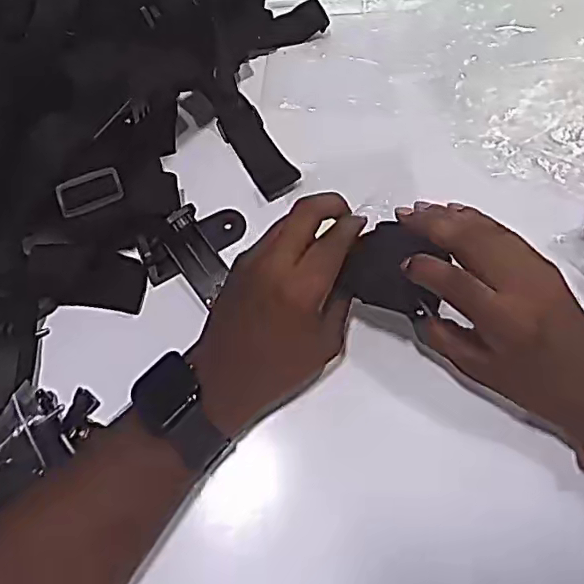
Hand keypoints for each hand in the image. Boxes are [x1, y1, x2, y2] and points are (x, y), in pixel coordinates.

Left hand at [187, 193, 365, 435]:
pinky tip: (303, 252)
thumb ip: (340, 300)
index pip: (333, 238)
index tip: (361, 225)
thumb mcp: (324, 342)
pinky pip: (271, 236)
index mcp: (299, 288)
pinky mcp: (241, 263)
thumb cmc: (268, 370)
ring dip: (310, 218)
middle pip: (306, 211)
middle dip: (332, 204)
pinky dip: (291, 234)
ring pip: (286, 219)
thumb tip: (348, 272)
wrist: (222, 378)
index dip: (353, 226)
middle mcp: (273, 266)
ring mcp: (253, 261)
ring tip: (327, 234)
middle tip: (346, 215)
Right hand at [398, 202, 583, 453]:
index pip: (453, 279)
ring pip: (486, 228)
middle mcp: (522, 289)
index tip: (405, 264)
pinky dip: (475, 219)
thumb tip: (420, 304)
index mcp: (504, 321)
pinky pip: (503, 231)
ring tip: (422, 211)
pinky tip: (456, 215)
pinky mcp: (544, 263)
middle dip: (431, 223)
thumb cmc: (540, 386)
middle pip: (469, 240)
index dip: (422, 267)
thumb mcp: (480, 371)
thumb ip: (442, 336)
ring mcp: (536, 271)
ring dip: (450, 216)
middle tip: (406, 217)